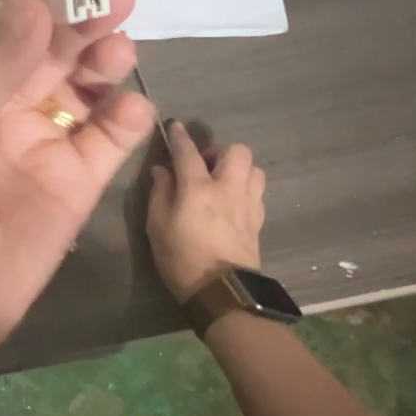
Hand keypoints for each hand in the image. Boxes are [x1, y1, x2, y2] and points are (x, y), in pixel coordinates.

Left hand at [0, 0, 154, 364]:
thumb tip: (31, 3)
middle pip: (44, 48)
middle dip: (79, 19)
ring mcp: (35, 145)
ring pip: (80, 86)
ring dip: (104, 60)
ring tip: (119, 49)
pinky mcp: (71, 186)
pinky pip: (106, 139)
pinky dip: (125, 117)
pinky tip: (132, 107)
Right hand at [146, 120, 266, 301]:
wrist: (222, 289)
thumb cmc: (180, 256)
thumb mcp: (157, 224)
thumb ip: (160, 192)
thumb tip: (163, 170)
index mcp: (198, 188)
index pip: (188, 152)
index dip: (179, 136)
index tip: (173, 125)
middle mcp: (228, 188)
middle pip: (237, 151)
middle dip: (218, 151)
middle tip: (201, 164)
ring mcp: (248, 203)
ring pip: (254, 168)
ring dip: (237, 168)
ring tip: (219, 180)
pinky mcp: (258, 219)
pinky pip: (257, 190)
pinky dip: (244, 186)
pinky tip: (229, 200)